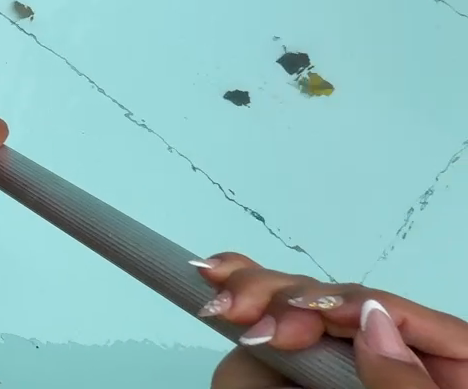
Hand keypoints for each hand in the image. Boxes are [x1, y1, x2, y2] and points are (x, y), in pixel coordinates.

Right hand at [198, 253, 467, 388]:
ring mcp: (324, 345)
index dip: (373, 305)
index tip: (317, 313)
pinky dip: (231, 276)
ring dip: (252, 289)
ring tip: (223, 311)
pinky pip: (258, 292)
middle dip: (293, 299)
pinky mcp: (277, 339)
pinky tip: (209, 274)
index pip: (427, 323)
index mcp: (441, 375)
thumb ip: (407, 387)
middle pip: (347, 299)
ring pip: (295, 290)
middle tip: (260, 327)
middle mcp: (382, 354)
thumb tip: (374, 321)